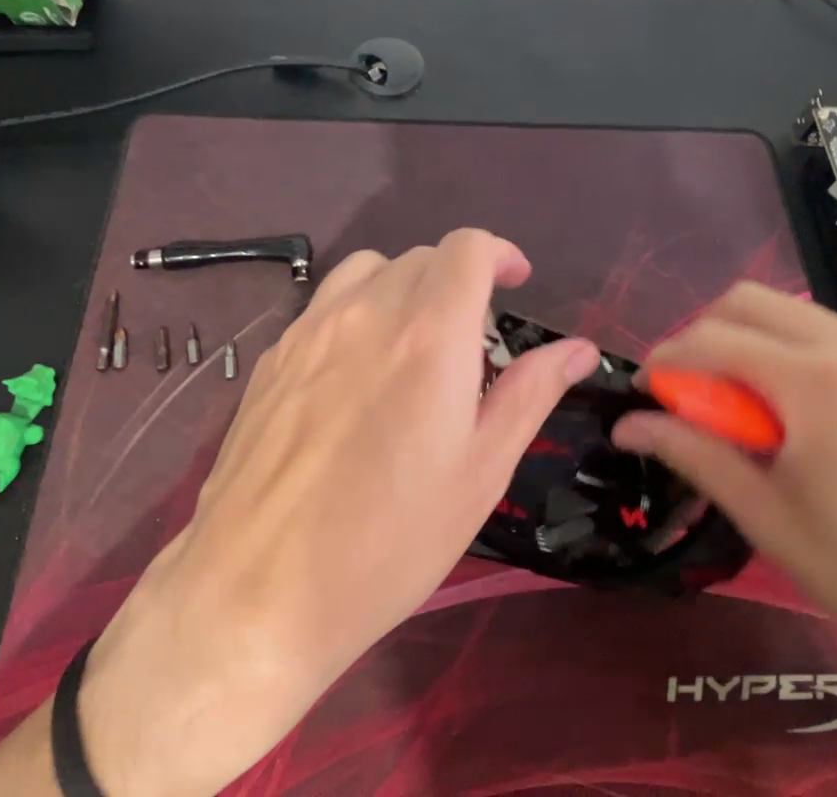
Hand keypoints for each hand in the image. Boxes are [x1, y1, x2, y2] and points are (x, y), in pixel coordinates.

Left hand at [79, 229, 599, 796]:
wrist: (259, 588)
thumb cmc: (389, 541)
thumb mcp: (479, 473)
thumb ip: (529, 395)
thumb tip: (577, 348)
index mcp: (428, 335)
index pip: (466, 249)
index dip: (499, 253)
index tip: (516, 281)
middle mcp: (365, 314)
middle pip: (419, 259)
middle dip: (457, 280)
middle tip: (472, 341)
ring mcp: (308, 333)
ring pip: (365, 272)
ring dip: (403, 288)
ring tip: (414, 345)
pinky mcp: (271, 360)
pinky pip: (323, 308)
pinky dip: (357, 314)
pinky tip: (356, 378)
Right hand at [613, 283, 836, 795]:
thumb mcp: (770, 520)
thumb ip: (694, 454)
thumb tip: (626, 423)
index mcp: (823, 385)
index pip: (714, 337)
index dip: (666, 359)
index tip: (647, 395)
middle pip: (749, 302)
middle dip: (703, 338)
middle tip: (692, 398)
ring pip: (794, 314)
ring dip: (751, 345)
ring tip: (748, 414)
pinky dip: (797, 356)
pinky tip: (803, 416)